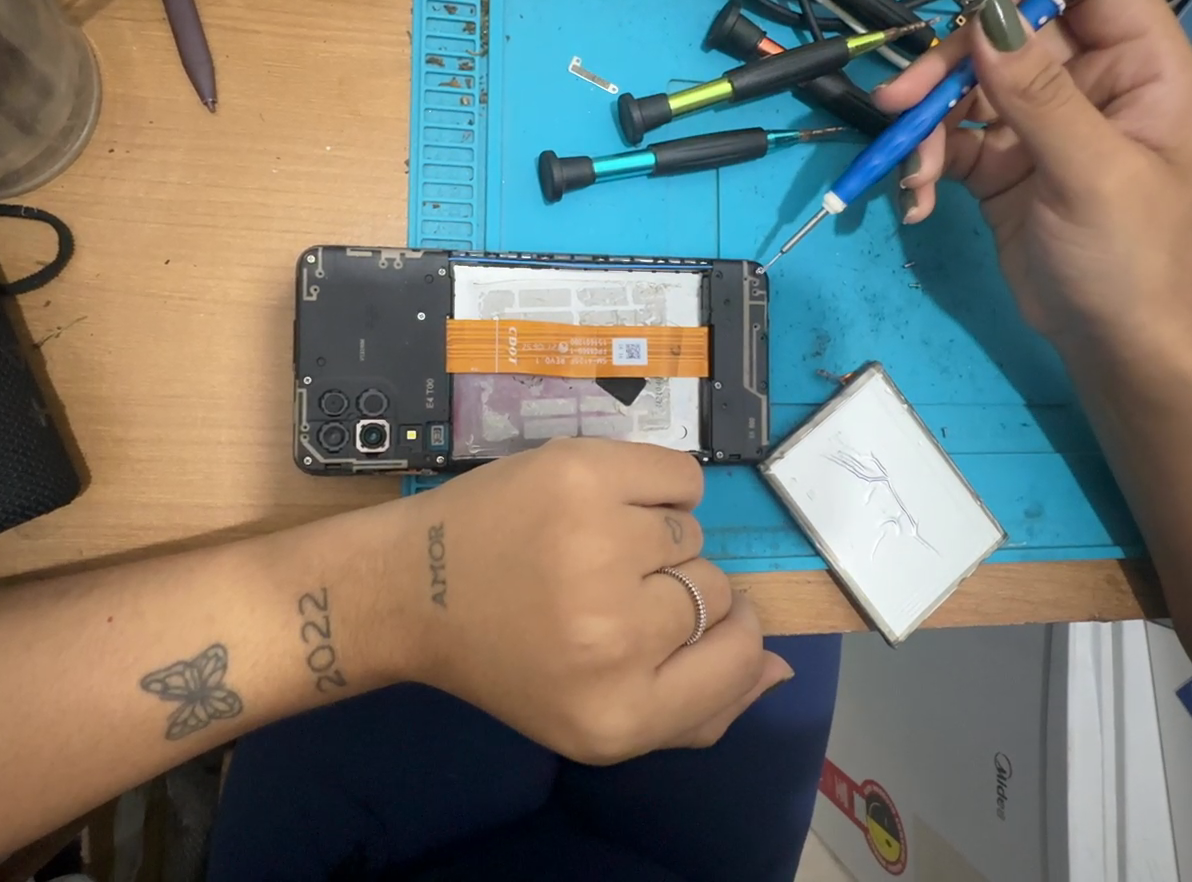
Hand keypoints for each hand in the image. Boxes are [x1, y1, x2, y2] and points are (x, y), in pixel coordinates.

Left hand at [389, 438, 791, 764]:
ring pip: (692, 533)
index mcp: (620, 716)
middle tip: (602, 585)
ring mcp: (598, 543)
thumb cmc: (507, 653)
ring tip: (590, 544)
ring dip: (654, 536)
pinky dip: (660, 487)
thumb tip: (777, 666)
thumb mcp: (596, 718)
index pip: (738, 660)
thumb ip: (697, 709)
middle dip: (672, 586)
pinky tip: (607, 500)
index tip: (689, 616)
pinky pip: (682, 477)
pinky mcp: (582, 472)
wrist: (414, 585)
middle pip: (714, 591)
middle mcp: (615, 635)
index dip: (729, 633)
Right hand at [879, 0, 1191, 350]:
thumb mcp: (1089, 172)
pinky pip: (950, 142)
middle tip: (897, 103)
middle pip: (1006, 38)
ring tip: (916, 175)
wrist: (1107, 337)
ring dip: (928, 126)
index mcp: (1138, 66)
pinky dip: (927, 166)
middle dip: (948, 69)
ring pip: (967, 91)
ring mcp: (1036, 125)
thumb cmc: (1128, 255)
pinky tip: (922, 200)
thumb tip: (987, 19)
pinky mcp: (999, 164)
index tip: (976, 20)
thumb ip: (1037, 95)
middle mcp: (1085, 83)